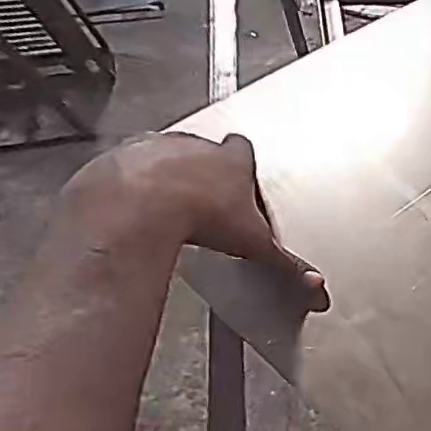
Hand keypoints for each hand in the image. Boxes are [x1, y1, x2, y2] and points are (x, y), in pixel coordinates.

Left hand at [62, 132, 327, 308]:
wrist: (136, 208)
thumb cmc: (201, 216)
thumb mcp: (254, 245)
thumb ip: (286, 263)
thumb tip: (316, 286)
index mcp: (232, 159)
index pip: (243, 148)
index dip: (242, 161)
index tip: (240, 176)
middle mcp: (194, 145)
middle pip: (202, 149)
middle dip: (202, 167)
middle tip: (204, 197)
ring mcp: (152, 147)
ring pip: (161, 153)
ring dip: (163, 172)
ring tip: (165, 204)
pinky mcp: (115, 158)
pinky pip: (122, 167)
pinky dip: (126, 183)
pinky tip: (130, 209)